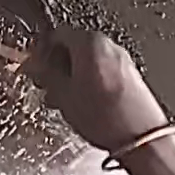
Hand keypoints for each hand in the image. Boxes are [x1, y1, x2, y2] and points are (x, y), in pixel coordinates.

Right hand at [26, 27, 170, 152]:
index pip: (57, 34)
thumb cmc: (105, 117)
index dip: (41, 51)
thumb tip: (36, 67)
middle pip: (74, 46)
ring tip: (62, 97)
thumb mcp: (62, 95)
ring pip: (89, 60)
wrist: (141, 139)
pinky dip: (89, 80)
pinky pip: (103, 71)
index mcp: (89, 43)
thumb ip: (46, 75)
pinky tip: (83, 102)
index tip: (34, 65)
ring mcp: (123, 61)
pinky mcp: (131, 77)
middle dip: (57, 64)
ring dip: (72, 74)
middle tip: (45, 82)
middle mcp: (109, 46)